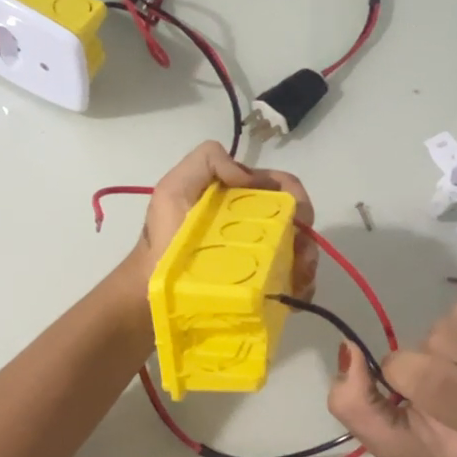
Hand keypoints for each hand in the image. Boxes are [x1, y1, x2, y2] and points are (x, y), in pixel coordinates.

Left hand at [121, 141, 316, 298]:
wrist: (149, 292)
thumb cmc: (162, 240)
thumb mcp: (172, 189)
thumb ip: (206, 161)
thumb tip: (250, 177)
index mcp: (238, 198)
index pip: (279, 187)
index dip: (294, 195)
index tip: (298, 214)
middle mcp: (252, 226)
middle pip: (295, 221)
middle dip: (305, 233)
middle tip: (302, 252)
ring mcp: (258, 259)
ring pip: (298, 253)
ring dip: (307, 262)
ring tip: (300, 278)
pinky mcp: (258, 290)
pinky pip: (290, 286)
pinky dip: (301, 288)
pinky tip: (294, 294)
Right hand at [328, 291, 456, 456]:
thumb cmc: (453, 453)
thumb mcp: (395, 447)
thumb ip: (357, 408)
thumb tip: (350, 350)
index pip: (433, 377)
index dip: (401, 376)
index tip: (407, 392)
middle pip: (445, 338)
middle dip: (426, 356)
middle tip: (441, 382)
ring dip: (446, 335)